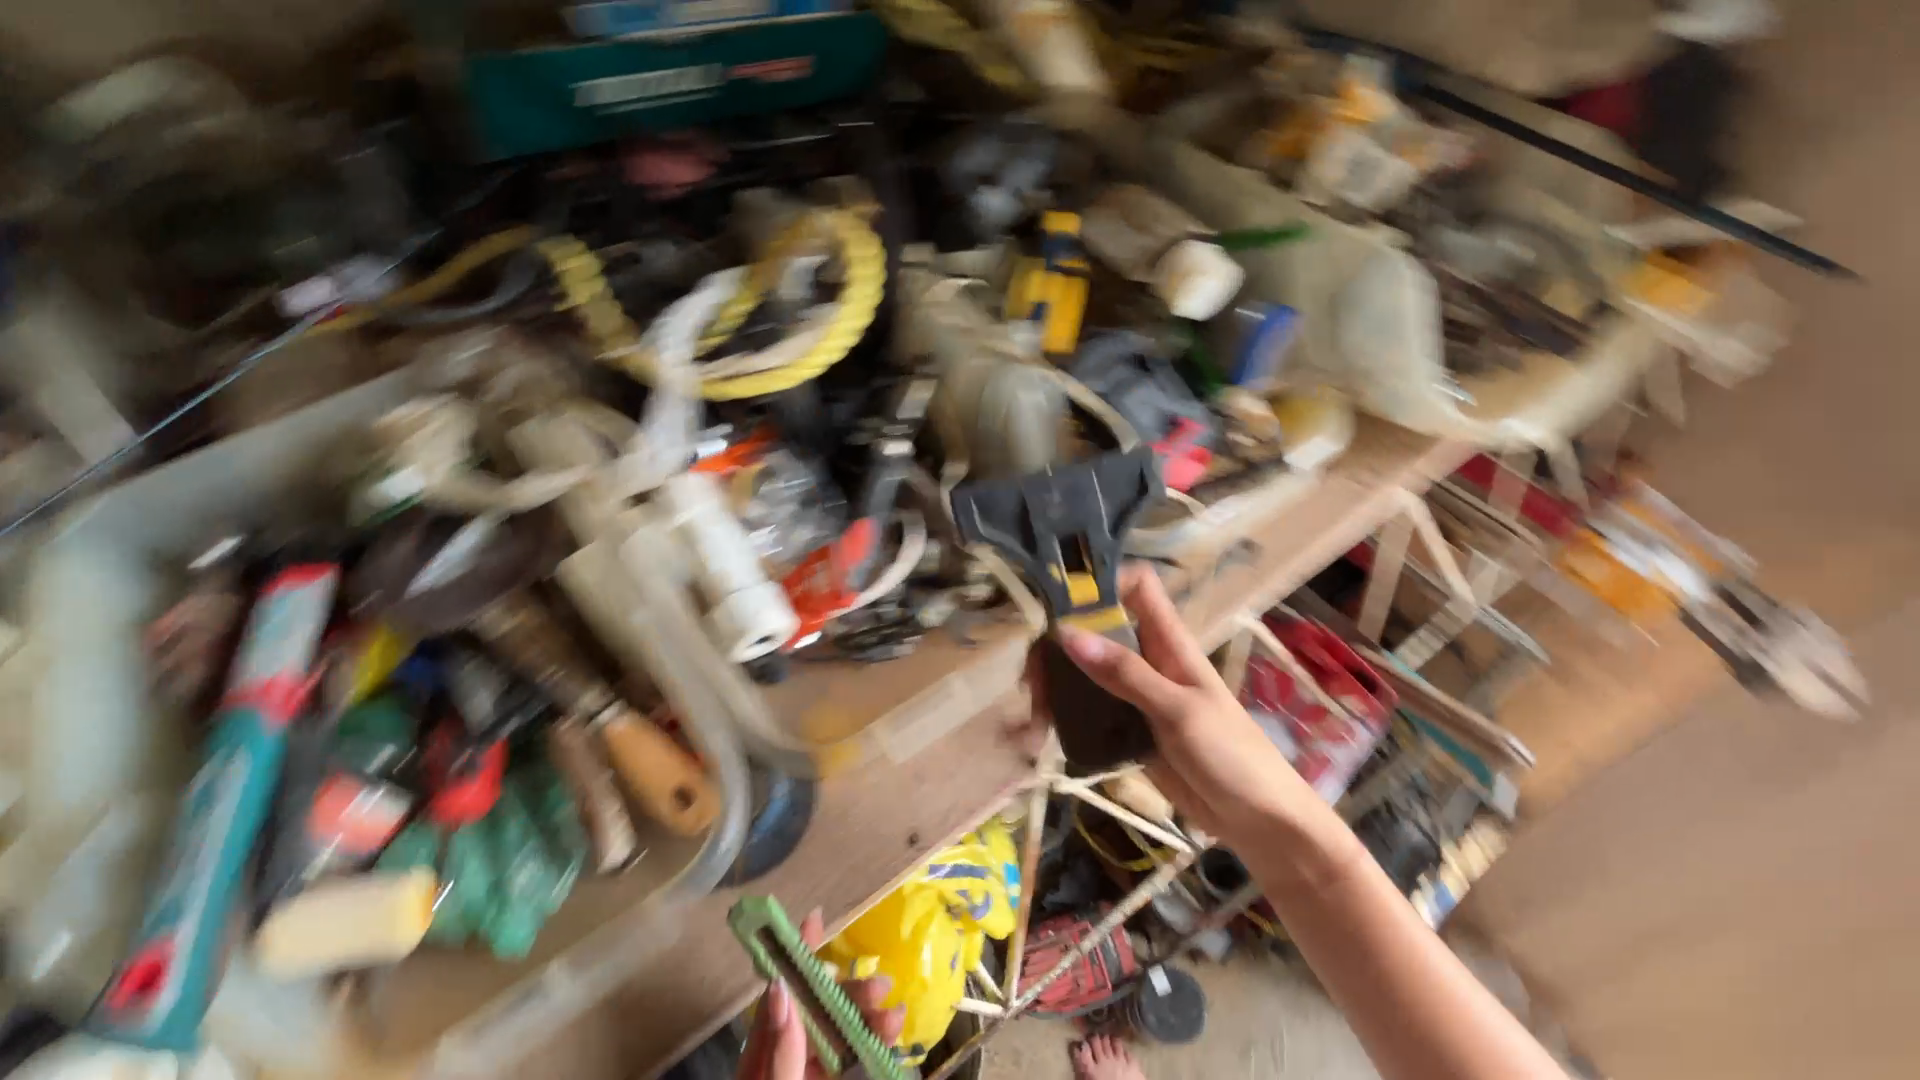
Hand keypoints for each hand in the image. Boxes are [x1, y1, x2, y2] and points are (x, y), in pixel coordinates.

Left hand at [737, 909, 905, 1079]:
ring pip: (840, 1033)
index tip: (817, 917)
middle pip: (818, 1009)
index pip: (783, 991)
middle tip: (881, 985)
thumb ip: (781, 1048)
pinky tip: (893, 1033)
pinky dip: (873, 1043)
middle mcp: (785, 1051)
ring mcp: (807, 1068)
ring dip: (868, 1018)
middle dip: (849, 993)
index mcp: (760, 1048)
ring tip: (896, 1015)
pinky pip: (851, 1058)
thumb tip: (782, 987)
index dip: (800, 954)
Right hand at [1020, 563, 1319, 845]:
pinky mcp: (1130, 733)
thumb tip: (1068, 635)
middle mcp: (1150, 662)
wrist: (1259, 820)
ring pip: (1087, 674)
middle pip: (1097, 633)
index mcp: (1170, 644)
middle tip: (1032, 681)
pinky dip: (1067, 719)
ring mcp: (1138, 699)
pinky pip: (1092, 715)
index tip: (1062, 607)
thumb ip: (1126, 674)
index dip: (1103, 583)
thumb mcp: (1178, 711)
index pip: (1137, 588)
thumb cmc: (1231, 755)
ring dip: (1057, 686)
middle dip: (1060, 647)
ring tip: (1035, 715)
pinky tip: (1046, 735)